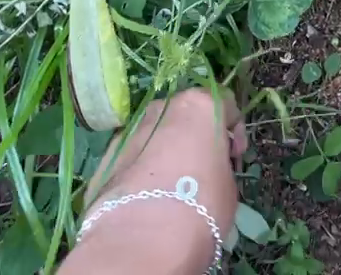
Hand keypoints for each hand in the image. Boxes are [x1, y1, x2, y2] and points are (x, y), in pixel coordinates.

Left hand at [57, 88, 245, 274]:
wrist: (141, 239)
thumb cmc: (200, 204)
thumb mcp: (229, 183)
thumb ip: (219, 163)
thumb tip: (207, 169)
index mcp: (199, 105)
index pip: (225, 102)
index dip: (234, 130)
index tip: (234, 156)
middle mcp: (164, 107)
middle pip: (186, 115)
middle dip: (196, 138)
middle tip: (204, 169)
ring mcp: (131, 130)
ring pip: (156, 134)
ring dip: (166, 152)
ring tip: (170, 188)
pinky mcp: (106, 157)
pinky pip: (133, 157)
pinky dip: (142, 171)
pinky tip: (146, 200)